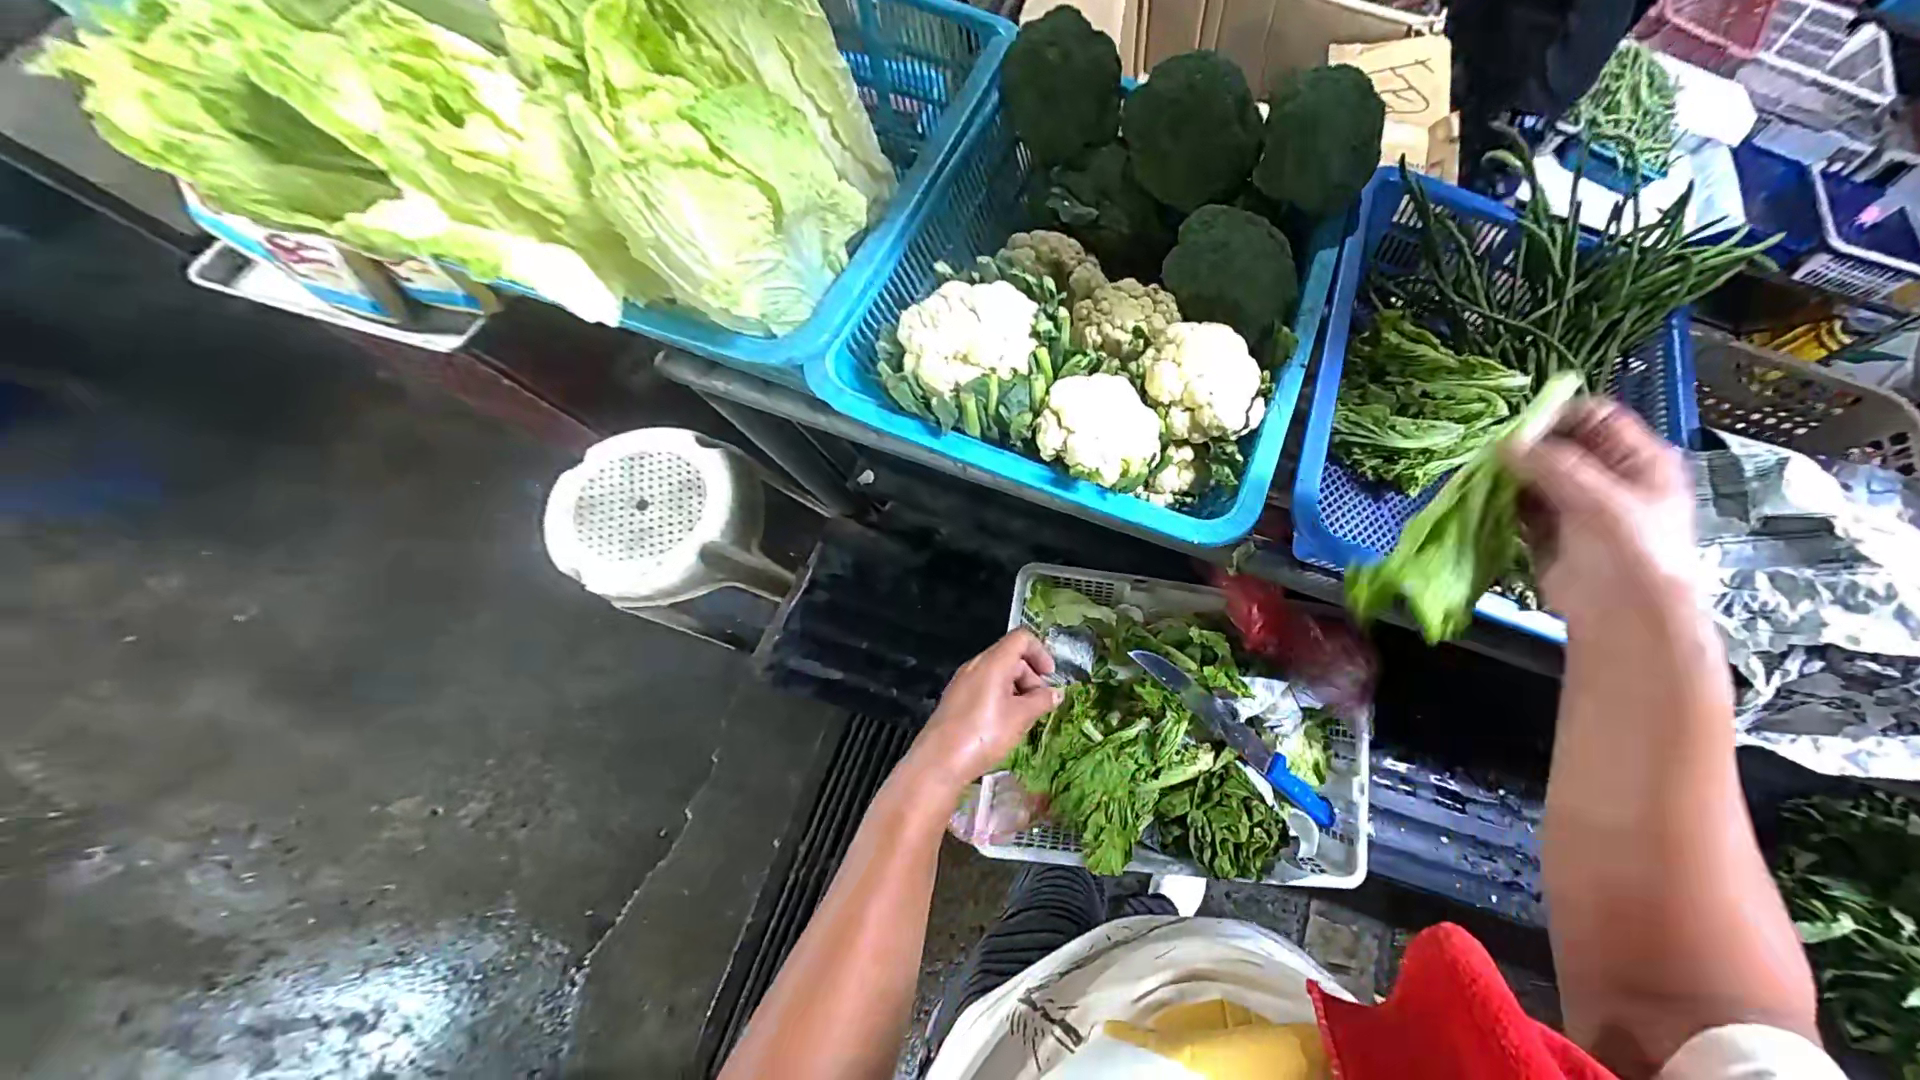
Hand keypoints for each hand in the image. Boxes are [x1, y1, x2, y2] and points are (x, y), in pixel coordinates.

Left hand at [904, 629, 1061, 792]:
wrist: (939, 761)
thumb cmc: (983, 735)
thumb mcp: (1020, 718)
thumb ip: (1041, 701)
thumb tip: (1056, 693)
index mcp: (992, 662)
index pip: (1021, 638)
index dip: (1040, 652)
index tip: (1050, 676)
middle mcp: (975, 665)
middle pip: (1010, 656)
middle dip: (1030, 676)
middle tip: (1039, 704)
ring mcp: (963, 681)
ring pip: (997, 673)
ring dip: (1017, 689)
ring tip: (1024, 717)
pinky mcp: (956, 697)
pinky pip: (984, 686)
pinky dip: (1001, 696)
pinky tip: (1004, 723)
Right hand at [1501, 400, 1699, 628]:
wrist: (1623, 613)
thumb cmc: (1631, 554)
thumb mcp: (1600, 501)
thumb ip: (1553, 467)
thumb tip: (1506, 443)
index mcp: (1638, 461)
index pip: (1595, 418)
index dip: (1556, 417)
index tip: (1516, 429)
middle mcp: (1606, 477)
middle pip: (1558, 446)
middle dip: (1522, 448)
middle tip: (1487, 454)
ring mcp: (1575, 504)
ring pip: (1533, 475)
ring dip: (1506, 474)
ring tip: (1478, 476)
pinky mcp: (1547, 530)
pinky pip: (1518, 505)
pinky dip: (1500, 500)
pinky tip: (1480, 498)